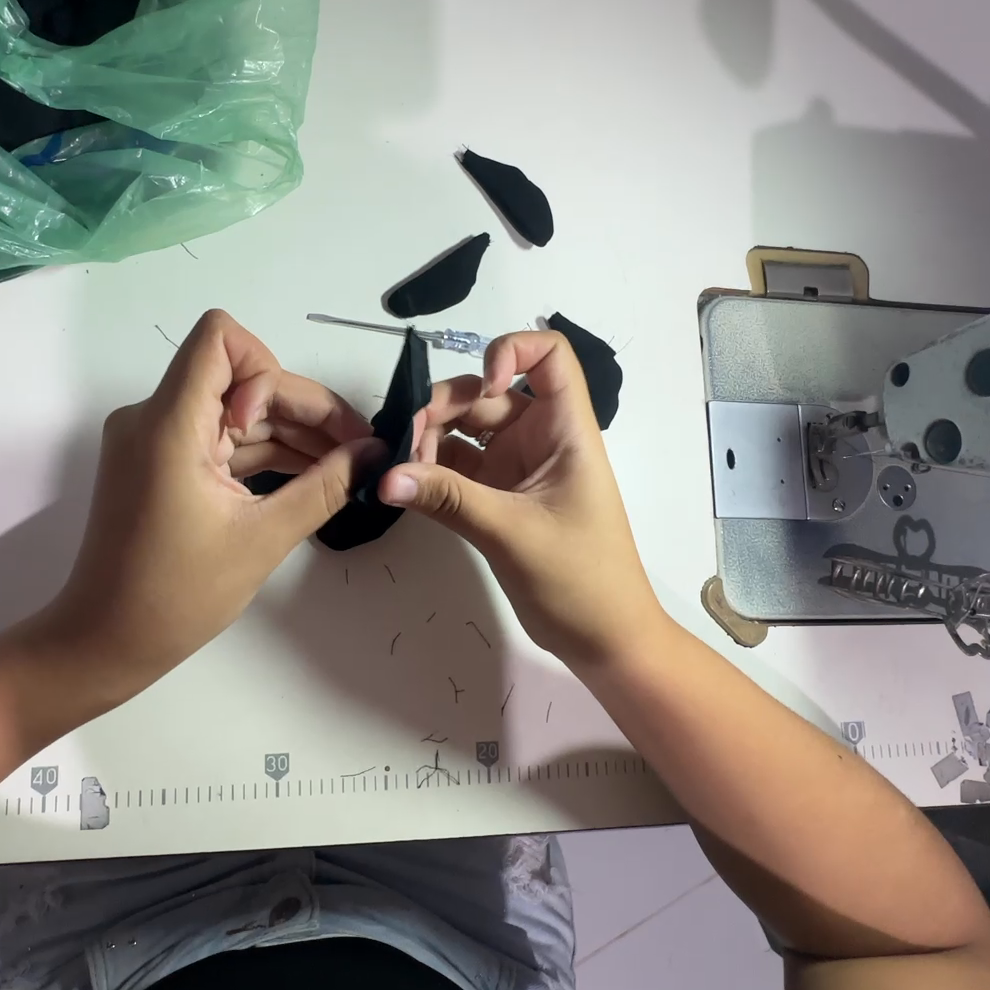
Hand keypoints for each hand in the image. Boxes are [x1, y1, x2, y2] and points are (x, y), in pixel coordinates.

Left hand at [33, 310, 379, 708]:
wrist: (107, 640)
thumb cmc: (178, 596)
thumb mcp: (263, 538)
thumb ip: (324, 487)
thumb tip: (374, 453)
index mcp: (169, 424)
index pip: (220, 338)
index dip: (268, 367)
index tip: (286, 426)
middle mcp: (156, 416)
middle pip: (241, 378)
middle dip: (302, 407)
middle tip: (359, 447)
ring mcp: (157, 440)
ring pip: (236, 409)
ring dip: (291, 432)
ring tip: (346, 465)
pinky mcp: (163, 463)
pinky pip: (221, 440)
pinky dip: (263, 453)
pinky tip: (312, 475)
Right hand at [378, 331, 664, 664]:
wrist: (602, 638)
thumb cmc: (581, 578)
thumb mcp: (512, 533)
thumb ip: (449, 499)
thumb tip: (386, 477)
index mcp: (565, 430)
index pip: (549, 357)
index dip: (512, 352)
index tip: (481, 386)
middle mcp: (539, 439)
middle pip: (487, 394)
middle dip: (444, 407)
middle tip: (404, 441)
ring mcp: (516, 469)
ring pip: (466, 431)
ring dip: (431, 440)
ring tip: (400, 467)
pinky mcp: (497, 498)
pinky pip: (457, 470)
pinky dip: (431, 472)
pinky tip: (405, 484)